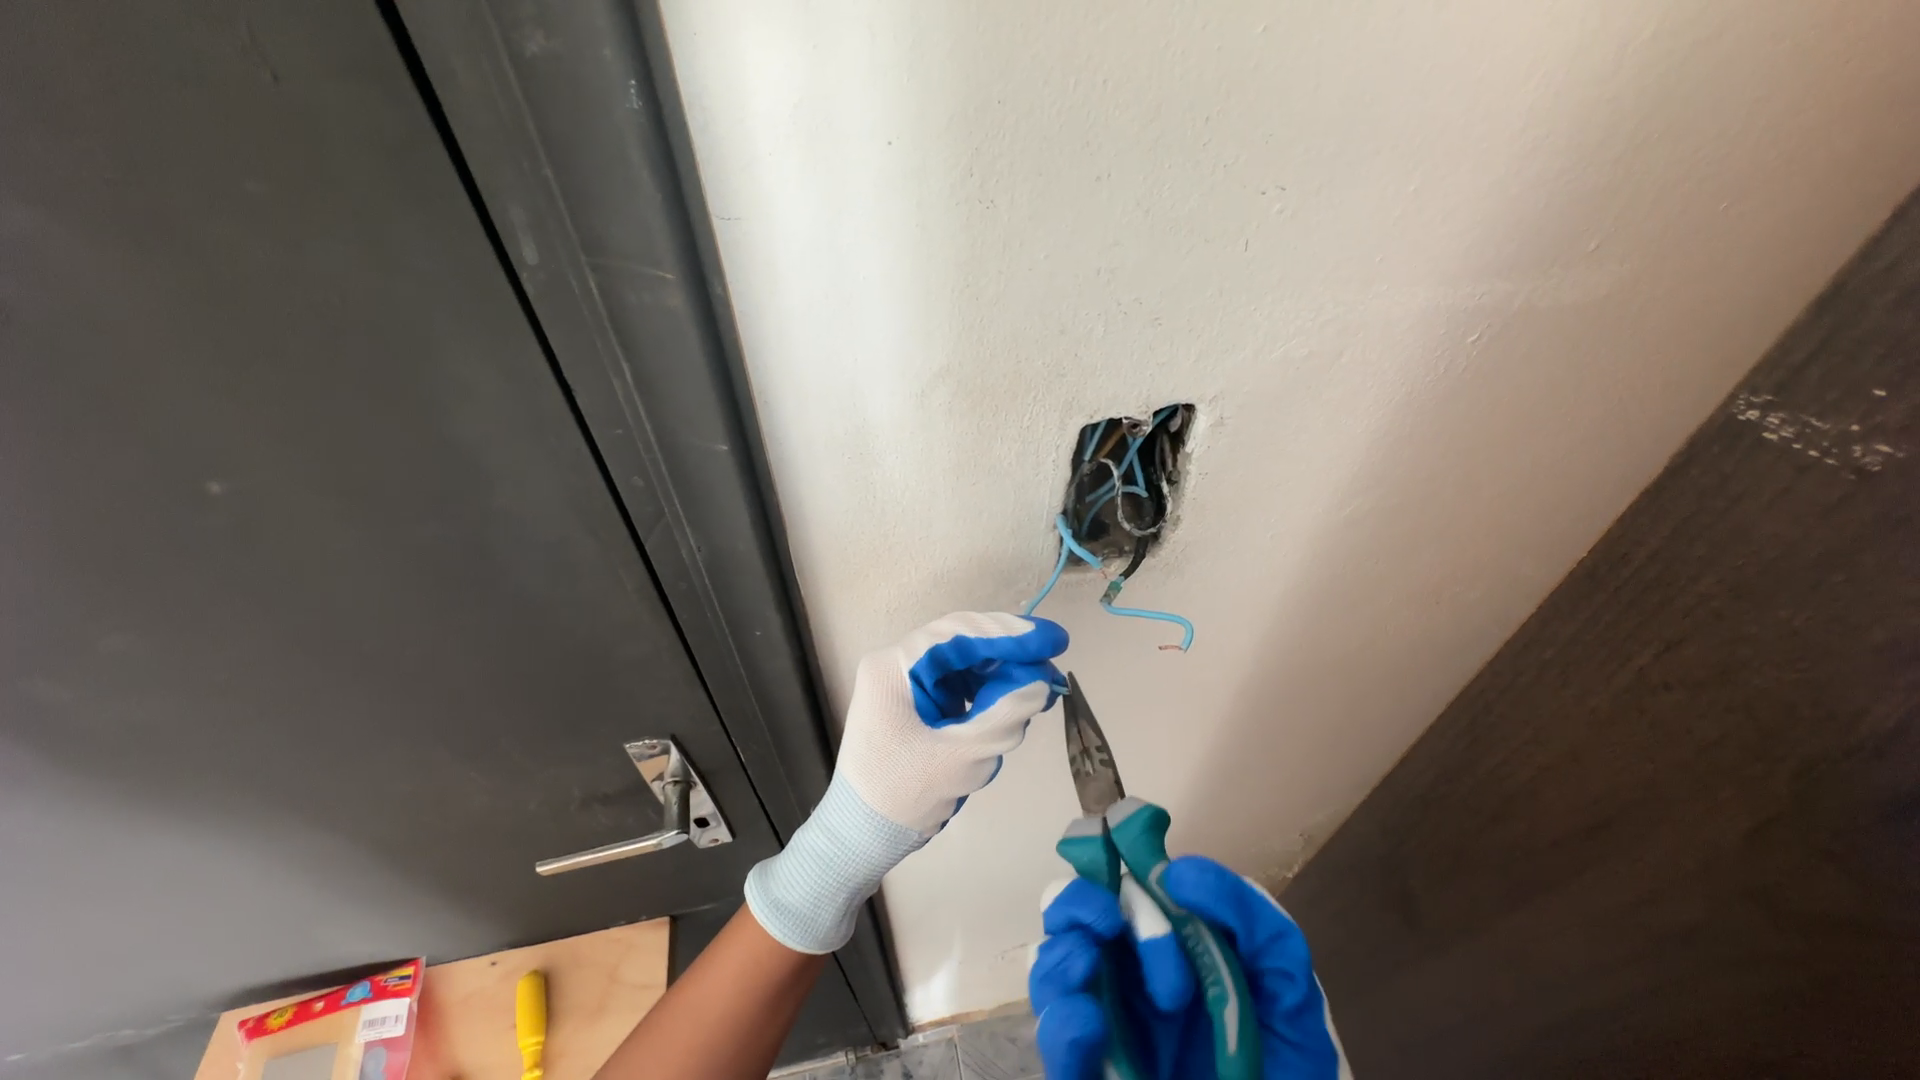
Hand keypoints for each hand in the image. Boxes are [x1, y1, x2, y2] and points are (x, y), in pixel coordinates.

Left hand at [746, 612, 1069, 952]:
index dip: (1011, 633)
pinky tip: (1013, 712)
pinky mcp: (919, 705)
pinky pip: (960, 690)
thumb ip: (1003, 716)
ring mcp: (908, 685)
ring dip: (1002, 679)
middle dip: (1010, 658)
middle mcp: (899, 665)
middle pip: (964, 646)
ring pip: (966, 668)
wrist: (862, 834)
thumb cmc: (902, 794)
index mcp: (895, 667)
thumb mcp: (959, 757)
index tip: (1053, 640)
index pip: (959, 633)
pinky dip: (988, 698)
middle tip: (1053, 671)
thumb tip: (1041, 682)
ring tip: (1039, 694)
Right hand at [1029, 857, 1349, 1079]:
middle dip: (1077, 905)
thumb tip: (1175, 872)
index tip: (1115, 849)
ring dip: (1061, 959)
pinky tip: (1088, 1020)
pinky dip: (1061, 1028)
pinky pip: (1058, 1051)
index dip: (1102, 862)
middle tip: (1108, 920)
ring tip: (1089, 966)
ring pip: (1049, 976)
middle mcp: (1122, 978)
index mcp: (1158, 943)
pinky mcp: (1095, 1075)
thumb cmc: (1287, 1050)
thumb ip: (1245, 913)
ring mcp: (1105, 1029)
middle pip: (1066, 921)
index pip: (1111, 888)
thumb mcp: (1283, 973)